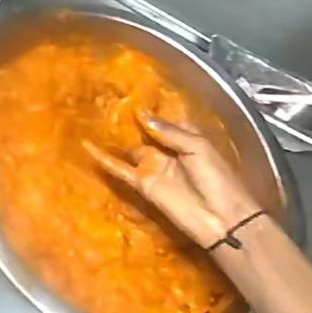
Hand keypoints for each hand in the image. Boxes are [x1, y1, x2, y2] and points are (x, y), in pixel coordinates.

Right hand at [84, 114, 263, 248]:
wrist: (223, 218)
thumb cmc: (217, 178)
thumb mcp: (197, 147)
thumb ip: (168, 131)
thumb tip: (141, 115)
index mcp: (185, 136)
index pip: (163, 118)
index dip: (149, 109)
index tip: (128, 94)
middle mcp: (166, 149)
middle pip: (143, 132)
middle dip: (126, 121)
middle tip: (103, 103)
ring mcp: (153, 166)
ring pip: (129, 148)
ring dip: (113, 138)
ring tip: (89, 121)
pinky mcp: (143, 184)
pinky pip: (121, 169)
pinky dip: (104, 160)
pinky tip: (88, 148)